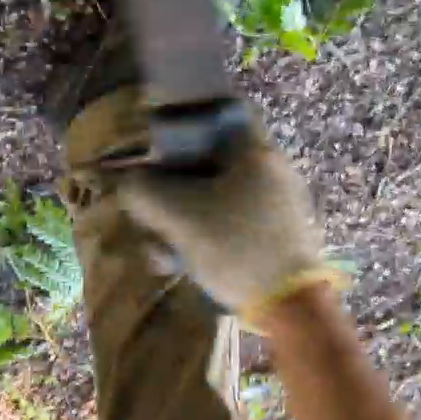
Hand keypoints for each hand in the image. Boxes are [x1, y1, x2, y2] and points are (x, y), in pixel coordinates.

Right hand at [119, 127, 328, 317]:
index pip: (220, 112)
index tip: (157, 142)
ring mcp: (277, 204)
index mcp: (255, 152)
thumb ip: (143, 191)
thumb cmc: (235, 247)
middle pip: (211, 160)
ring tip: (160, 247)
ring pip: (215, 196)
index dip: (185, 121)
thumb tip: (129, 183)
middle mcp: (271, 170)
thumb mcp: (177, 216)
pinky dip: (203, 235)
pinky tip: (181, 262)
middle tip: (150, 203)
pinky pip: (230, 222)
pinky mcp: (277, 235)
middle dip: (173, 184)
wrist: (291, 307)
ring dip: (183, 216)